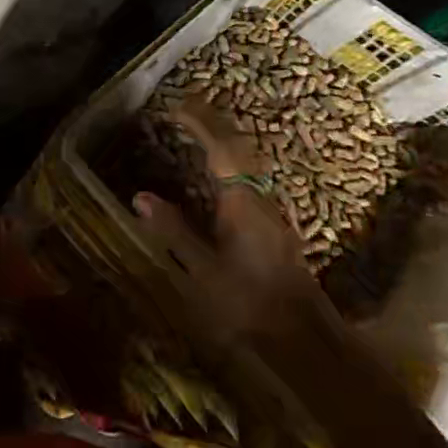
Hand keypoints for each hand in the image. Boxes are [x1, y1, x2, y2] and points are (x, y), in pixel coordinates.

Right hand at [133, 98, 330, 343]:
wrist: (307, 342)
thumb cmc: (251, 303)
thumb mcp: (203, 270)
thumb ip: (173, 231)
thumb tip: (140, 194)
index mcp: (242, 203)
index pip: (221, 150)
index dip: (198, 124)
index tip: (173, 106)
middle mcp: (260, 200)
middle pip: (239, 149)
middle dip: (212, 123)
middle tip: (183, 105)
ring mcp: (271, 213)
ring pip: (248, 163)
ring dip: (223, 140)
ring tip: (196, 127)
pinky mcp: (272, 226)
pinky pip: (248, 177)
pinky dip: (229, 160)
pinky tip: (215, 167)